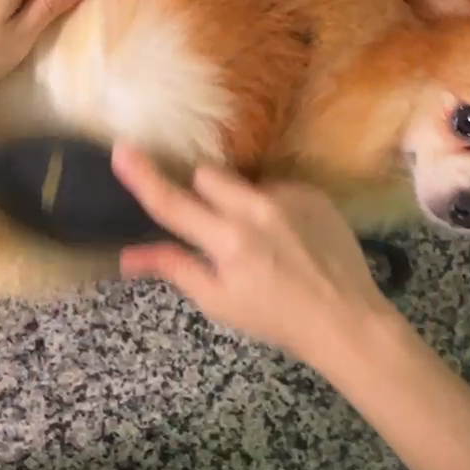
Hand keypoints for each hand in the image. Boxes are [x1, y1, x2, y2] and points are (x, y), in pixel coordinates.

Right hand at [111, 145, 405, 369]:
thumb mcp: (218, 301)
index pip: (173, 203)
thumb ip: (174, 268)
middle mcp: (257, 210)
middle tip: (210, 226)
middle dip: (199, 193)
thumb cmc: (275, 317)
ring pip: (240, 181)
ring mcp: (288, 197)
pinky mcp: (312, 193)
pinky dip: (269, 206)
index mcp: (229, 241)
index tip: (122, 150)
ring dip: (236, 202)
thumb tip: (127, 256)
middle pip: (206, 175)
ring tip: (258, 237)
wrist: (347, 319)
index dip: (143, 176)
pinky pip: (273, 186)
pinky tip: (285, 235)